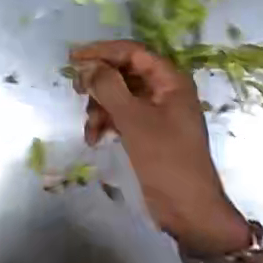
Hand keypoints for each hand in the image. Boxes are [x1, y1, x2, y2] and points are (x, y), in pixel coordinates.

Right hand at [71, 40, 251, 256]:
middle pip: (125, 72)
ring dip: (101, 107)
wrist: (189, 211)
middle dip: (100, 82)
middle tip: (76, 90)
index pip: (132, 52)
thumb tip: (88, 66)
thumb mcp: (134, 120)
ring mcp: (158, 112)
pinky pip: (123, 115)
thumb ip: (109, 87)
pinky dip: (108, 122)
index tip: (74, 59)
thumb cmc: (166, 159)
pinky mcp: (149, 132)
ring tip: (90, 128)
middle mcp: (165, 90)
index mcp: (170, 79)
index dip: (102, 51)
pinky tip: (95, 138)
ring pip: (121, 95)